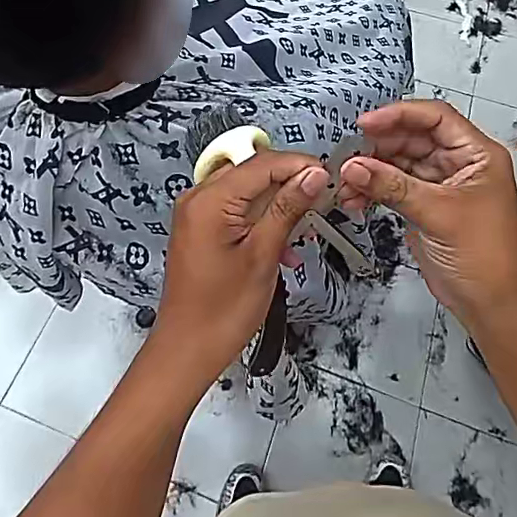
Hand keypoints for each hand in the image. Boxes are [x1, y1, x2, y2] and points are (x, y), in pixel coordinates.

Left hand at [153, 151, 325, 384]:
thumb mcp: (264, 254)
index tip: (328, 176)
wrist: (188, 351)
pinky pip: (239, 208)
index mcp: (209, 202)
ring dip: (280, 203)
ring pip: (250, 190)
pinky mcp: (202, 228)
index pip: (263, 164)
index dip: (300, 166)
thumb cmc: (221, 312)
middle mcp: (198, 199)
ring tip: (306, 226)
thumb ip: (289, 208)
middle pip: (255, 172)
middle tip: (322, 198)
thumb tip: (313, 175)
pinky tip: (285, 243)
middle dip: (291, 183)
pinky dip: (264, 218)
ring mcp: (198, 214)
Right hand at [337, 100, 516, 323]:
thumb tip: (358, 166)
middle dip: (380, 145)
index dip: (400, 115)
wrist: (489, 303)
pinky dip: (375, 188)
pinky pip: (396, 185)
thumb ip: (394, 186)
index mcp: (479, 155)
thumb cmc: (488, 260)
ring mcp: (444, 184)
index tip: (368, 122)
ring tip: (348, 179)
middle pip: (415, 138)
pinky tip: (357, 196)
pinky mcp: (428, 204)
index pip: (436, 118)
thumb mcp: (438, 213)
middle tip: (350, 153)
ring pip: (402, 162)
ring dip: (373, 168)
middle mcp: (463, 164)